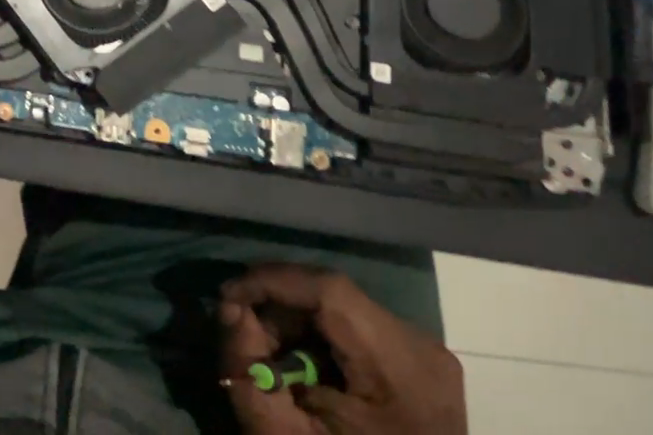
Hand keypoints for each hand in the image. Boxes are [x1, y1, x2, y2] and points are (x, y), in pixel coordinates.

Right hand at [220, 265, 465, 434]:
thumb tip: (229, 308)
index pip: (328, 289)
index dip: (270, 282)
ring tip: (275, 363)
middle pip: (332, 295)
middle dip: (278, 308)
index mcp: (398, 367)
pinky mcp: (421, 361)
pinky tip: (307, 370)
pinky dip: (318, 337)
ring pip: (341, 307)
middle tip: (247, 342)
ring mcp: (426, 352)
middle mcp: (419, 346)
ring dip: (295, 323)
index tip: (227, 299)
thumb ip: (248, 367)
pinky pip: (356, 327)